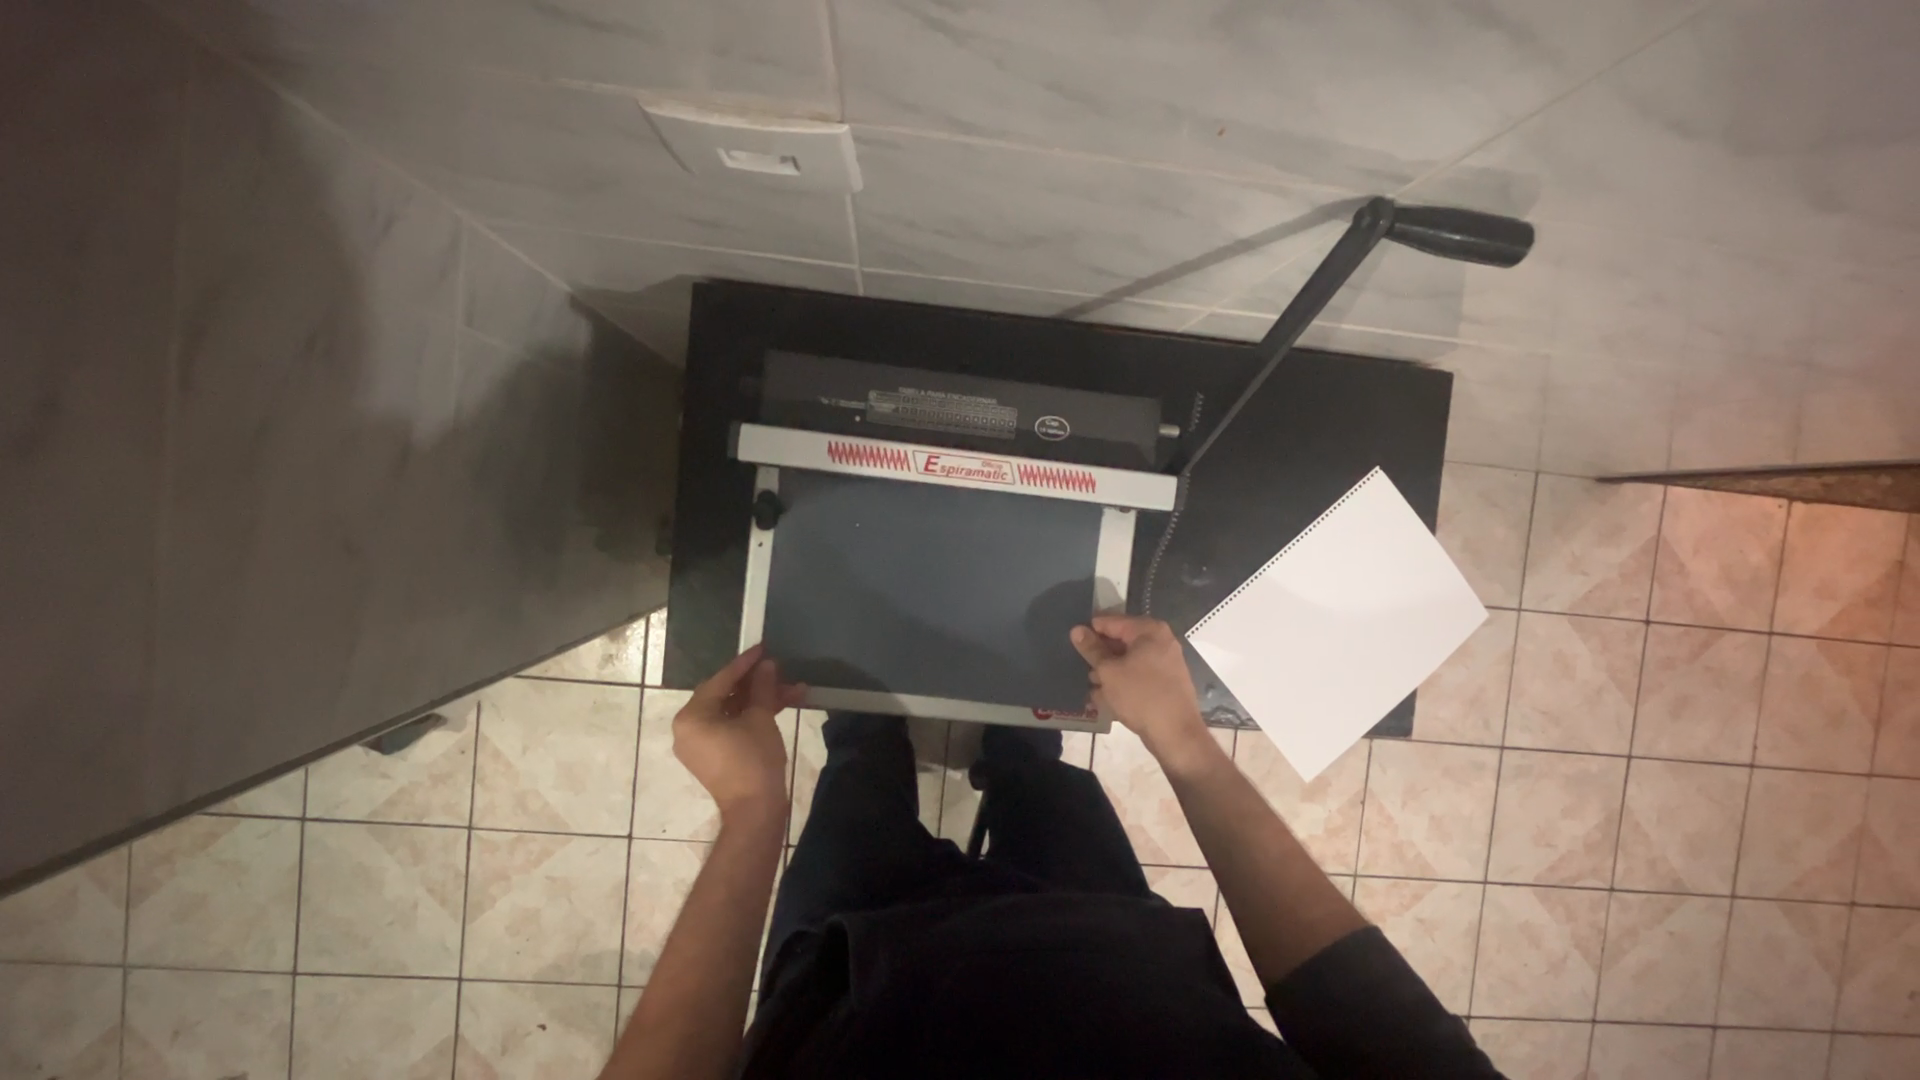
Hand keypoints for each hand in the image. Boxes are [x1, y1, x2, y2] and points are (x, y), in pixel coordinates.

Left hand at [674, 645, 805, 822]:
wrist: (754, 810)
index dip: (744, 664)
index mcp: (691, 717)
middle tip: (778, 669)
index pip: (720, 681)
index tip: (762, 648)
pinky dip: (751, 717)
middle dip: (756, 683)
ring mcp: (698, 744)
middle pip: (724, 695)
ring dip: (760, 700)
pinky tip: (780, 706)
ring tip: (792, 690)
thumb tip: (767, 665)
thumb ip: (762, 687)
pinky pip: (730, 726)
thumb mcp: (761, 718)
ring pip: (731, 711)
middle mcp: (687, 728)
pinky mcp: (712, 756)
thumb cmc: (753, 760)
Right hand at [1070, 615, 1213, 767]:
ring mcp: (1165, 662)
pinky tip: (1106, 697)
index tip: (1072, 643)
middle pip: (1121, 640)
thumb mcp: (1109, 671)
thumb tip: (1077, 630)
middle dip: (1100, 655)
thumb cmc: (1140, 695)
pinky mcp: (1165, 682)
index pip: (1111, 621)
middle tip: (1080, 667)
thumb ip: (1092, 649)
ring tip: (1091, 685)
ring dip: (1108, 671)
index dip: (1090, 631)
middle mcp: (1161, 641)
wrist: (1175, 733)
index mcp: (1149, 630)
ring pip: (1128, 660)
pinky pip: (1138, 675)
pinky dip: (1122, 682)